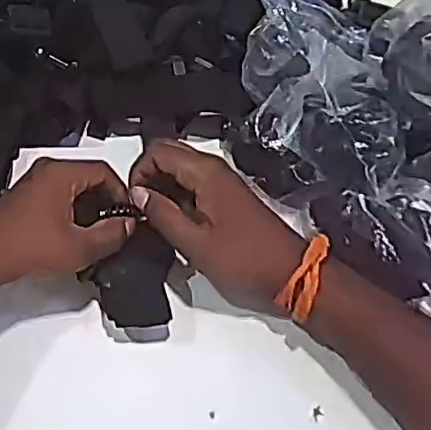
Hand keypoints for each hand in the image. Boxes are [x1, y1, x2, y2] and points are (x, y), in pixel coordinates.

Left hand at [0, 159, 133, 290]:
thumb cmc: (21, 246)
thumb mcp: (79, 247)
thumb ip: (111, 235)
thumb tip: (126, 227)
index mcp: (58, 173)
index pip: (103, 170)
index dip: (121, 193)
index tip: (128, 213)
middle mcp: (45, 171)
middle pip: (89, 178)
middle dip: (105, 202)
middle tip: (115, 226)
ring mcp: (34, 182)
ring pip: (74, 188)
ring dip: (88, 209)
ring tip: (95, 235)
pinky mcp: (27, 197)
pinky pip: (58, 196)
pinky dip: (71, 212)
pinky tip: (73, 236)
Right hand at [129, 139, 306, 309]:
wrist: (295, 278)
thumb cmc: (250, 263)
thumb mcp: (195, 244)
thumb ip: (162, 215)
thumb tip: (139, 196)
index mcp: (206, 173)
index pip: (157, 151)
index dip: (139, 173)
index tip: (134, 199)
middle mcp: (215, 170)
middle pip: (168, 154)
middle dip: (148, 176)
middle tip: (142, 206)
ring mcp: (223, 183)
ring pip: (179, 170)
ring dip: (162, 188)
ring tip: (157, 219)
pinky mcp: (228, 198)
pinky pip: (193, 185)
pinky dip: (178, 197)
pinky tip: (177, 224)